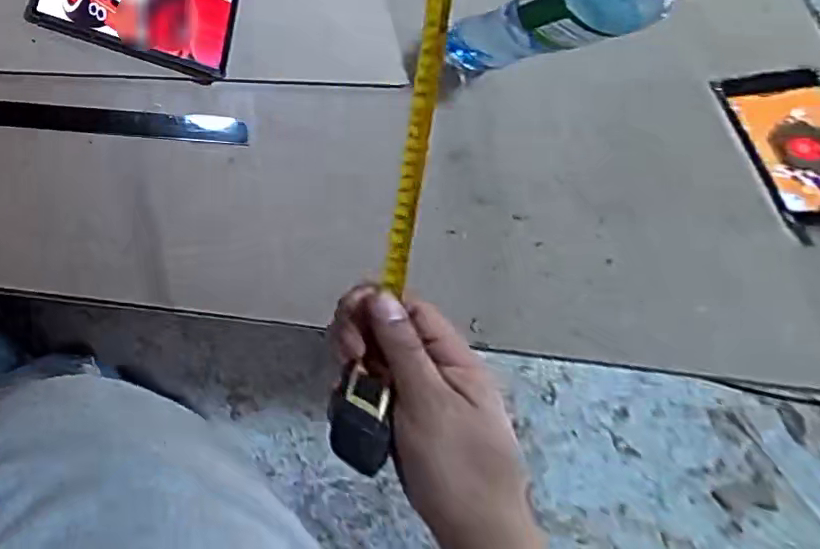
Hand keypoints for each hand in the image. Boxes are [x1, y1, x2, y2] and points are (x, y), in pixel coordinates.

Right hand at [329, 285, 542, 548]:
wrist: (472, 533)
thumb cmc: (458, 467)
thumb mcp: (430, 402)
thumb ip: (403, 347)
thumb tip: (381, 294)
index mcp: (452, 359)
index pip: (408, 307)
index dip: (375, 302)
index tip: (351, 319)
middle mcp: (431, 366)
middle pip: (382, 324)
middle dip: (356, 331)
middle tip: (349, 356)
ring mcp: (413, 387)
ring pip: (368, 350)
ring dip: (350, 360)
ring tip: (348, 382)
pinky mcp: (396, 408)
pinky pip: (364, 380)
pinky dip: (350, 385)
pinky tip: (347, 400)